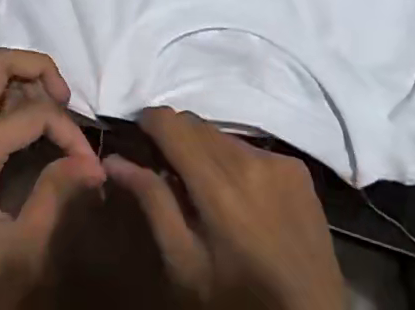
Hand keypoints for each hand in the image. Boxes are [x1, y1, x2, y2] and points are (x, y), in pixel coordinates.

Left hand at [0, 49, 103, 309]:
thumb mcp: (23, 248)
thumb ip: (57, 194)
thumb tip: (93, 162)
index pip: (34, 113)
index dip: (70, 131)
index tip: (90, 166)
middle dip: (39, 68)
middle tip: (66, 99)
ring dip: (25, 81)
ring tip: (55, 113)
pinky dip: (13, 98)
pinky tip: (35, 128)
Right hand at [105, 107, 344, 309]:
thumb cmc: (236, 298)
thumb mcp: (184, 264)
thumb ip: (153, 204)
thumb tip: (116, 160)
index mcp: (218, 184)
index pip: (173, 124)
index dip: (150, 122)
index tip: (139, 137)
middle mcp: (250, 159)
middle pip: (198, 125)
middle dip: (176, 138)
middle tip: (168, 170)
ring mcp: (278, 160)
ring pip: (225, 135)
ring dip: (206, 149)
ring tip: (204, 186)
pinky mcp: (298, 167)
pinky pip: (253, 149)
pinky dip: (236, 161)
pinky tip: (240, 195)